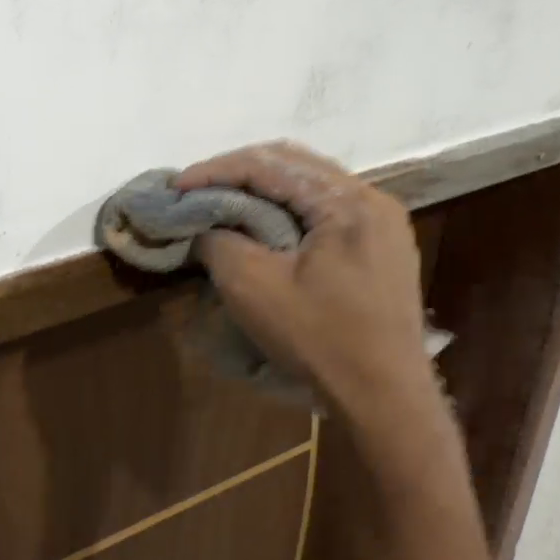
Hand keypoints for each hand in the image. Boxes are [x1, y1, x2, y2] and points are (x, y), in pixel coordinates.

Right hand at [177, 142, 435, 416]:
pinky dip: (282, 204)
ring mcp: (381, 223)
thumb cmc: (317, 337)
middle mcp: (371, 200)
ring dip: (259, 184)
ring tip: (218, 200)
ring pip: (307, 181)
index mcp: (347, 203)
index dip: (213, 170)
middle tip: (194, 188)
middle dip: (235, 170)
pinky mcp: (379, 246)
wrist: (385, 398)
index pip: (268, 164)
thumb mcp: (250, 284)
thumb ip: (217, 238)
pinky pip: (322, 205)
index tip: (174, 186)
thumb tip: (202, 222)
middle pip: (291, 162)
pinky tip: (257, 221)